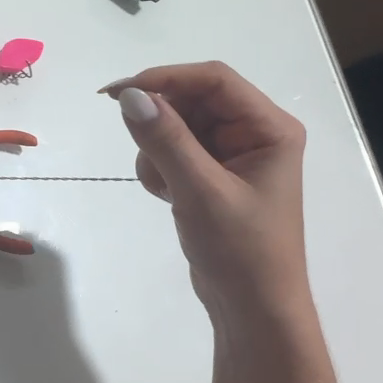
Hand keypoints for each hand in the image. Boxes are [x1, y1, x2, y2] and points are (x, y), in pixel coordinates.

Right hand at [106, 62, 308, 323]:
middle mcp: (253, 134)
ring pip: (176, 127)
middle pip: (193, 101)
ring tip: (165, 188)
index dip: (163, 79)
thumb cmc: (240, 248)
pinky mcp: (210, 176)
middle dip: (159, 123)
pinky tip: (167, 196)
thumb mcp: (199, 191)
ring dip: (156, 150)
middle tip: (140, 150)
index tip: (114, 94)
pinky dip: (158, 168)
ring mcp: (231, 156)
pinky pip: (172, 153)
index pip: (213, 80)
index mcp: (268, 128)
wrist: (251, 303)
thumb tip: (129, 97)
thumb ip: (165, 140)